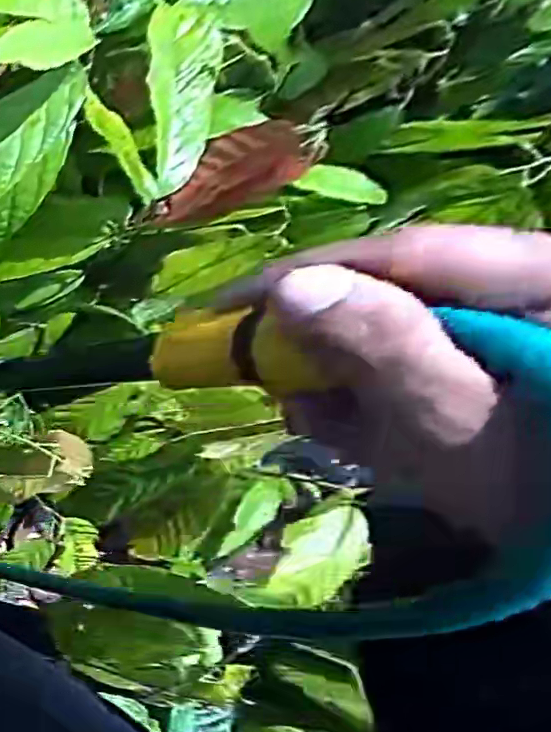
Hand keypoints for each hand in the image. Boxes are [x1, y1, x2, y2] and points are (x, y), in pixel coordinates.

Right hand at [221, 226, 550, 545]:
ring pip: (391, 327)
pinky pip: (405, 356)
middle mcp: (536, 285)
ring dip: (340, 378)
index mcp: (545, 278)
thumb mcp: (443, 414)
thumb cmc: (526, 478)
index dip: (302, 273)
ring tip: (338, 429)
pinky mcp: (499, 354)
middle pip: (395, 291)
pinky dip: (365, 396)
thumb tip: (290, 285)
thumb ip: (378, 342)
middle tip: (278, 391)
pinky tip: (364, 430)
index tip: (214, 309)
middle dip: (320, 345)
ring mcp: (517, 322)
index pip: (404, 253)